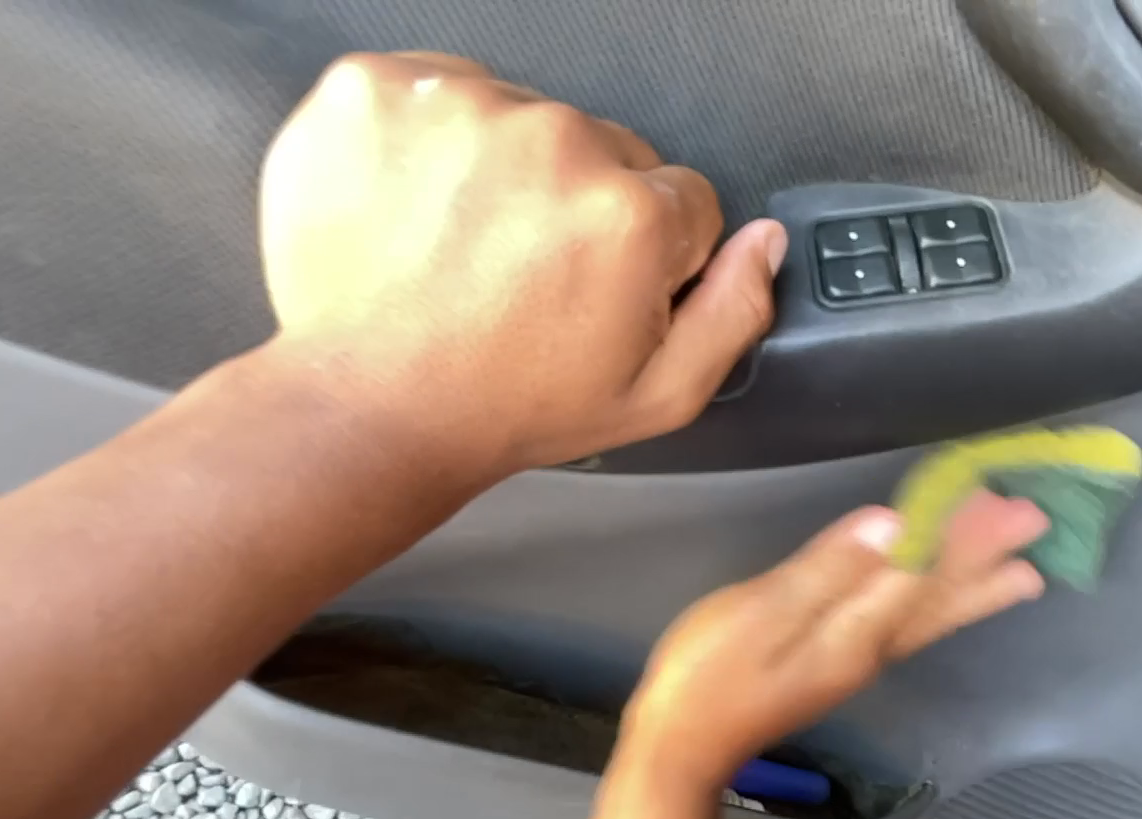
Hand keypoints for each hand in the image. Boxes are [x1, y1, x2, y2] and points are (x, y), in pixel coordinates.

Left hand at [255, 51, 785, 482]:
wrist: (376, 404)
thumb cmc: (514, 405)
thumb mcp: (658, 394)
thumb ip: (733, 314)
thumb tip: (765, 243)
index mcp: (629, 218)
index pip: (689, 199)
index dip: (657, 253)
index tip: (610, 287)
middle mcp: (552, 143)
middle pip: (613, 152)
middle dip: (592, 208)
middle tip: (541, 277)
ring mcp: (458, 107)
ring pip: (534, 121)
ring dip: (520, 176)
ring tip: (482, 251)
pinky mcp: (377, 89)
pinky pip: (451, 98)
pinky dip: (448, 148)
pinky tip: (435, 215)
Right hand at [620, 491, 1049, 787]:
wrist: (684, 744)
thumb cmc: (708, 674)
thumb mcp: (760, 614)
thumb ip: (826, 571)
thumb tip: (891, 528)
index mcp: (856, 630)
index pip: (924, 573)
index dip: (963, 534)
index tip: (1004, 501)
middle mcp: (872, 647)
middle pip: (941, 598)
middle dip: (987, 560)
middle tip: (1035, 525)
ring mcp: (859, 659)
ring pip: (931, 618)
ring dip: (975, 587)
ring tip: (1024, 573)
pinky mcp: (842, 662)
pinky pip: (910, 625)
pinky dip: (939, 604)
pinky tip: (942, 598)